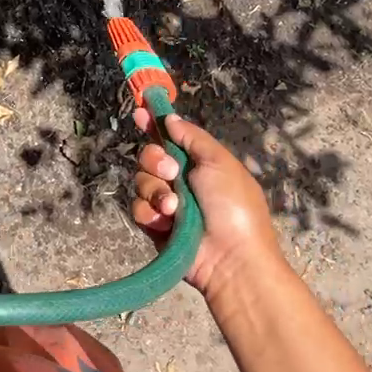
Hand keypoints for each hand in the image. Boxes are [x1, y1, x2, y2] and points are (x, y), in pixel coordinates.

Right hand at [130, 108, 283, 298]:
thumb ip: (193, 137)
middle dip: (154, 160)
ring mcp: (166, 203)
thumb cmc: (233, 208)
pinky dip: (150, 213)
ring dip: (155, 191)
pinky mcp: (154, 224)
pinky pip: (137, 207)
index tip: (139, 113)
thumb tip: (170, 117)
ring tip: (173, 208)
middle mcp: (180, 181)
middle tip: (171, 172)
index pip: (170, 138)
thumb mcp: (221, 164)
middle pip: (149, 156)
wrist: (232, 259)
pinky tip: (165, 222)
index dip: (153, 125)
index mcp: (199, 164)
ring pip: (141, 181)